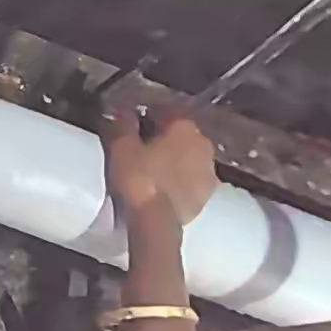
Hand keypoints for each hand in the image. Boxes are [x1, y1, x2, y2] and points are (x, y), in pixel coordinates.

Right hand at [100, 104, 218, 225]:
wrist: (157, 220)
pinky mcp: (208, 192)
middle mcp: (203, 143)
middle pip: (179, 134)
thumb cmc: (138, 178)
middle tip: (139, 148)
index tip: (129, 124)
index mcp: (183, 127)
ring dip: (173, 158)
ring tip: (150, 169)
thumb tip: (122, 110)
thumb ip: (122, 125)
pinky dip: (179, 178)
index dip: (145, 115)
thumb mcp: (121, 149)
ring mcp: (209, 169)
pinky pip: (192, 177)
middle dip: (162, 137)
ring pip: (188, 155)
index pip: (164, 111)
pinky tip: (163, 186)